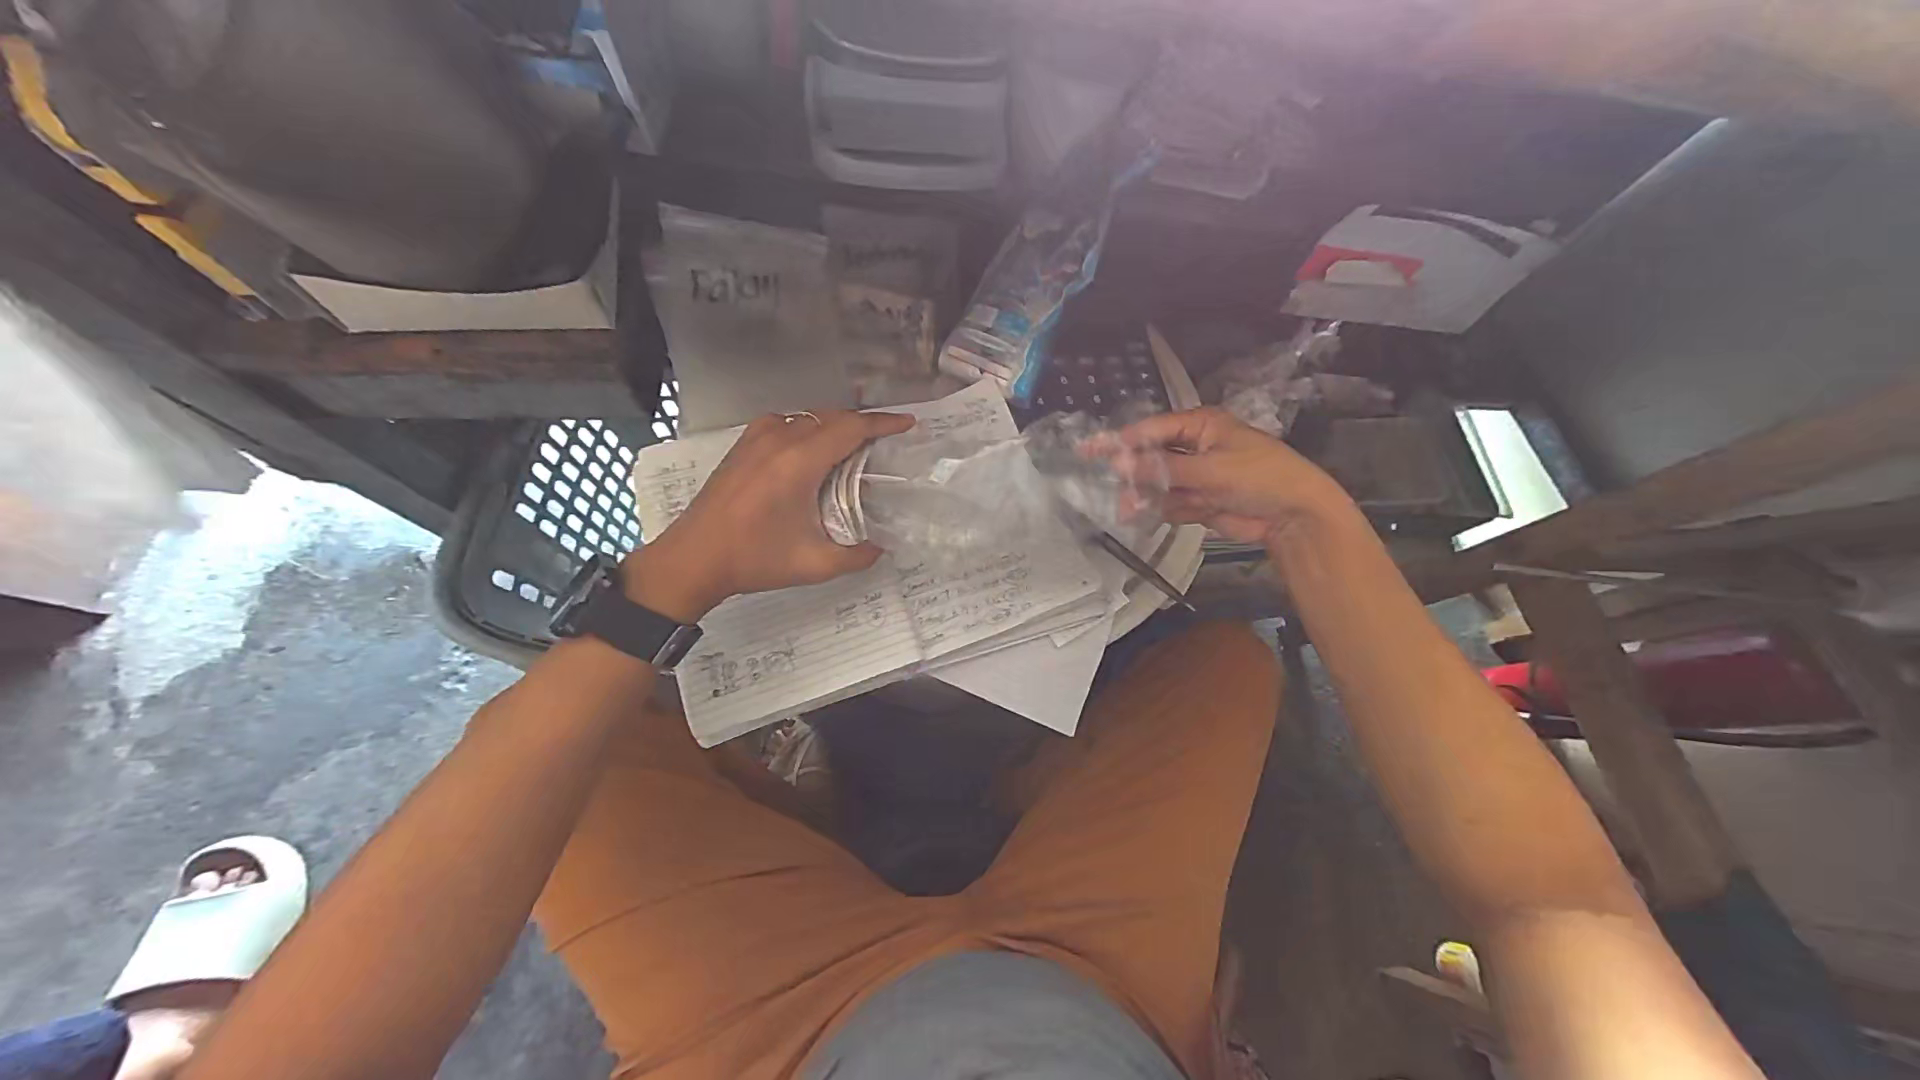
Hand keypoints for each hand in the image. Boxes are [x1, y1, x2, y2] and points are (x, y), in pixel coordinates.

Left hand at [624, 410, 914, 620]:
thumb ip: (857, 555)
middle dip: (863, 425)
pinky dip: (808, 430)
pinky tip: (813, 452)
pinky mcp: (742, 445)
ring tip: (855, 448)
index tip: (908, 424)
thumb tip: (880, 547)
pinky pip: (786, 424)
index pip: (851, 428)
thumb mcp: (814, 564)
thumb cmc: (754, 559)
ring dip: (835, 426)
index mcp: (798, 461)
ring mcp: (756, 438)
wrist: (693, 558)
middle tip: (886, 442)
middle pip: (832, 417)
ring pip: (808, 418)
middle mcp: (778, 439)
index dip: (883, 423)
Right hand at [1115, 407, 1355, 546]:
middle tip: (1111, 484)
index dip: (1122, 439)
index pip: (1153, 429)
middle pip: (1151, 457)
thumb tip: (1119, 461)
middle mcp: (1194, 447)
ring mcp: (1195, 476)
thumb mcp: (1210, 468)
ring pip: (1156, 483)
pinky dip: (1160, 510)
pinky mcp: (1198, 501)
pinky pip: (1169, 503)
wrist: (1294, 515)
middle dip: (1133, 472)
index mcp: (1200, 425)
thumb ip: (1163, 467)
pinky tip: (1147, 516)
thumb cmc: (1259, 477)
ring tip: (1127, 510)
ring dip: (1143, 495)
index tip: (1092, 448)